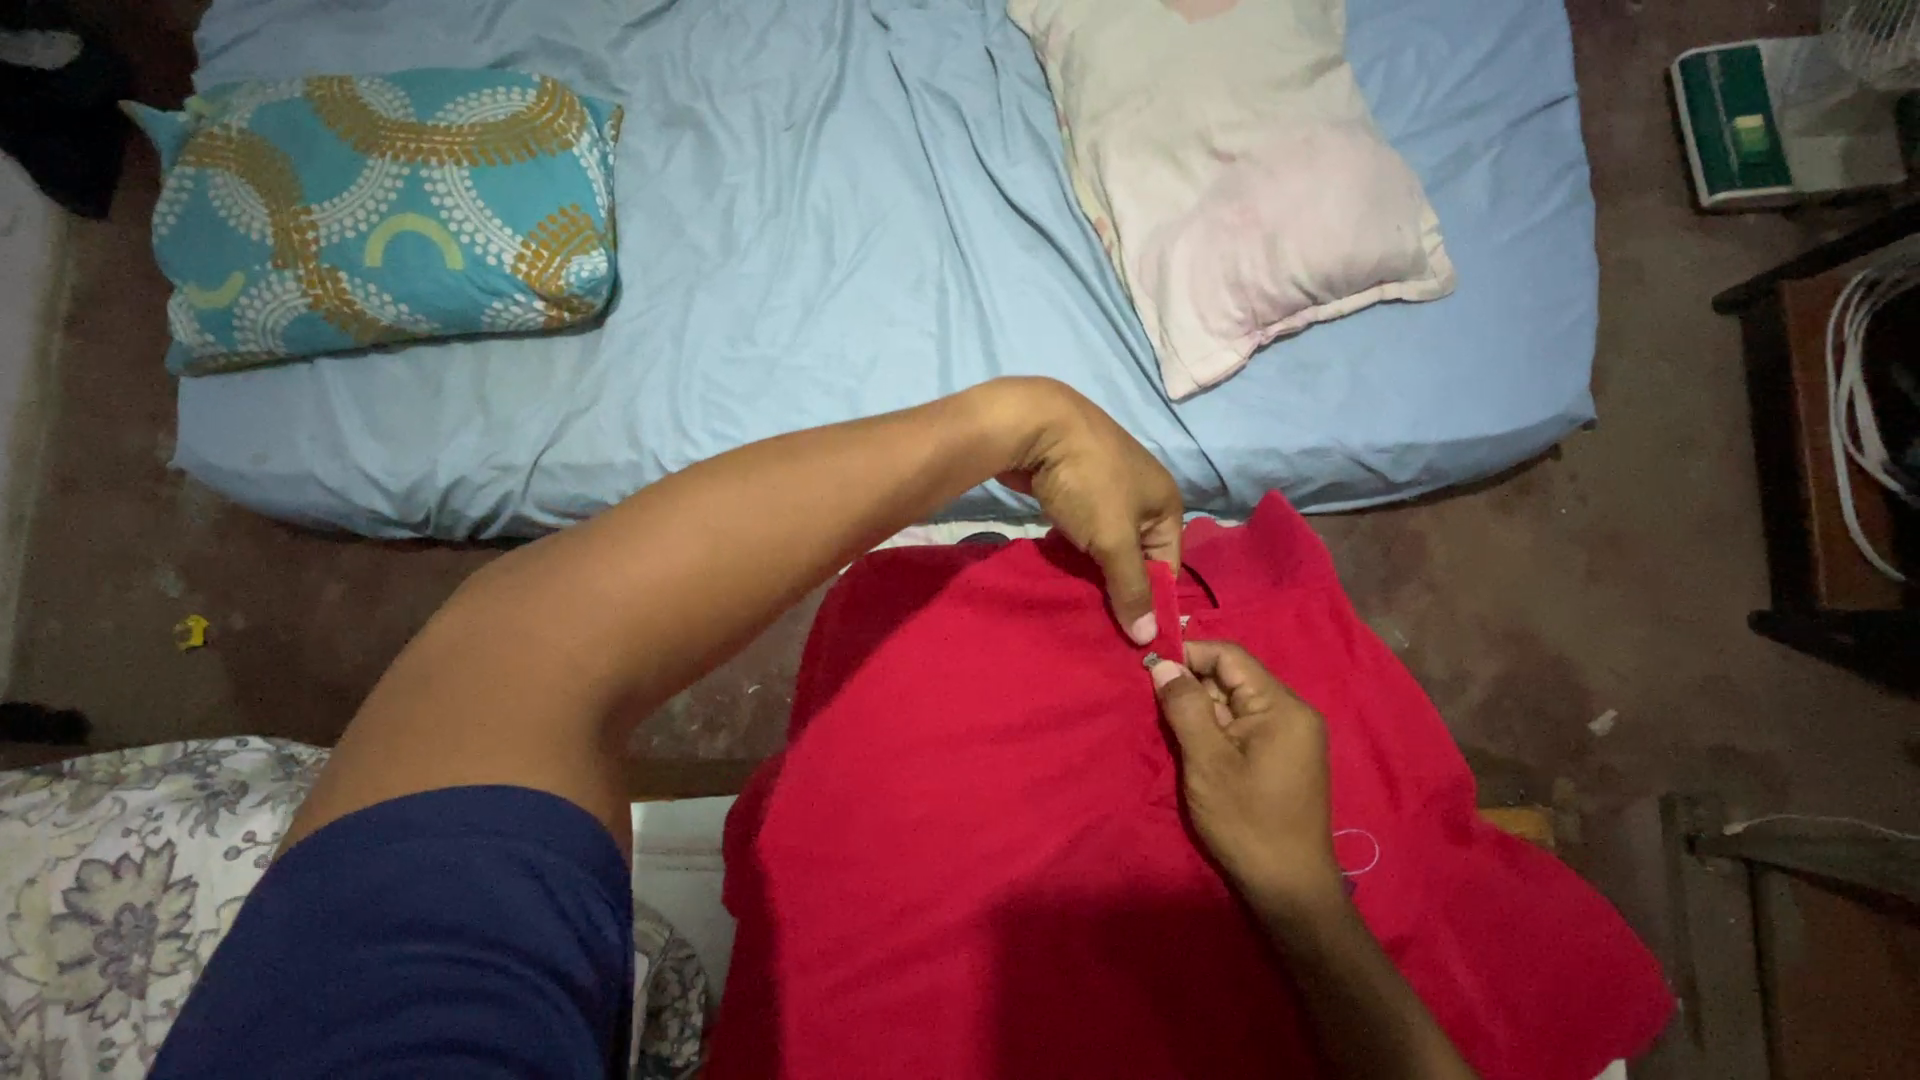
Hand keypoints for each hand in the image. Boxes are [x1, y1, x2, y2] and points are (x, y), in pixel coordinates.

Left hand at [985, 378, 1181, 643]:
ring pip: (1105, 543)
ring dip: (1092, 570)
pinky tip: (1060, 572)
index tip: (1130, 637)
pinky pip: (1080, 531)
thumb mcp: (1114, 539)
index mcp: (1166, 504)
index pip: (1166, 566)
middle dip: (1118, 587)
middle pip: (1136, 556)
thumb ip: (1131, 588)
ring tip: (1078, 604)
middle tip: (1100, 625)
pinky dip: (1072, 550)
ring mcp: (1107, 489)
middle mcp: (1143, 495)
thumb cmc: (1087, 481)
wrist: (1034, 424)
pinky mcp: (1075, 488)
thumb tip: (1150, 638)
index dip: (1150, 601)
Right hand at [1151, 641, 1341, 912]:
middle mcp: (1293, 712)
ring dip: (1200, 710)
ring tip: (1169, 728)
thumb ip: (1185, 707)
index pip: (1230, 656)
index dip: (1188, 654)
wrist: (1288, 887)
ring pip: (1234, 702)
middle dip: (1191, 685)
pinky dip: (1215, 729)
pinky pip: (1243, 725)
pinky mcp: (1283, 756)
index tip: (1148, 667)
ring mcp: (1291, 735)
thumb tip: (1163, 665)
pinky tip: (1193, 747)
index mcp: (1282, 706)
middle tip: (1153, 705)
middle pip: (1233, 678)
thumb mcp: (1207, 761)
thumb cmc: (1246, 822)